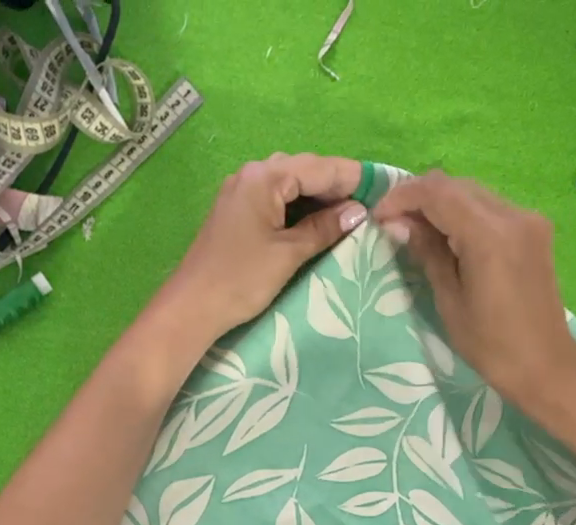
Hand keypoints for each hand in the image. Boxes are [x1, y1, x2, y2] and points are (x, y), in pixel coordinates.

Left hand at [150, 154, 367, 347]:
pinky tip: (315, 221)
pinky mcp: (236, 211)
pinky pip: (275, 197)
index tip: (383, 191)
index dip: (352, 179)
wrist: (192, 307)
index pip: (320, 167)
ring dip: (318, 196)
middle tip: (368, 205)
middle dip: (336, 185)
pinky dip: (298, 206)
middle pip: (304, 170)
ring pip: (289, 183)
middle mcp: (251, 173)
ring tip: (347, 215)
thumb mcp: (288, 254)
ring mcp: (241, 191)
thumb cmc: (241, 279)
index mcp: (265, 176)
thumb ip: (324, 228)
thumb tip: (357, 212)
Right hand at [371, 171, 575, 403]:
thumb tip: (399, 224)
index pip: (437, 193)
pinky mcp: (533, 229)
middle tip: (392, 222)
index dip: (402, 197)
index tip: (378, 216)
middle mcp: (513, 215)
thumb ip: (427, 252)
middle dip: (419, 197)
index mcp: (489, 235)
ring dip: (440, 203)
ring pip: (472, 193)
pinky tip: (445, 236)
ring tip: (413, 229)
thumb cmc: (490, 343)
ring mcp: (528, 219)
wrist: (543, 363)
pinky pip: (489, 208)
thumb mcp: (449, 299)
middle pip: (455, 186)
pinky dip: (462, 214)